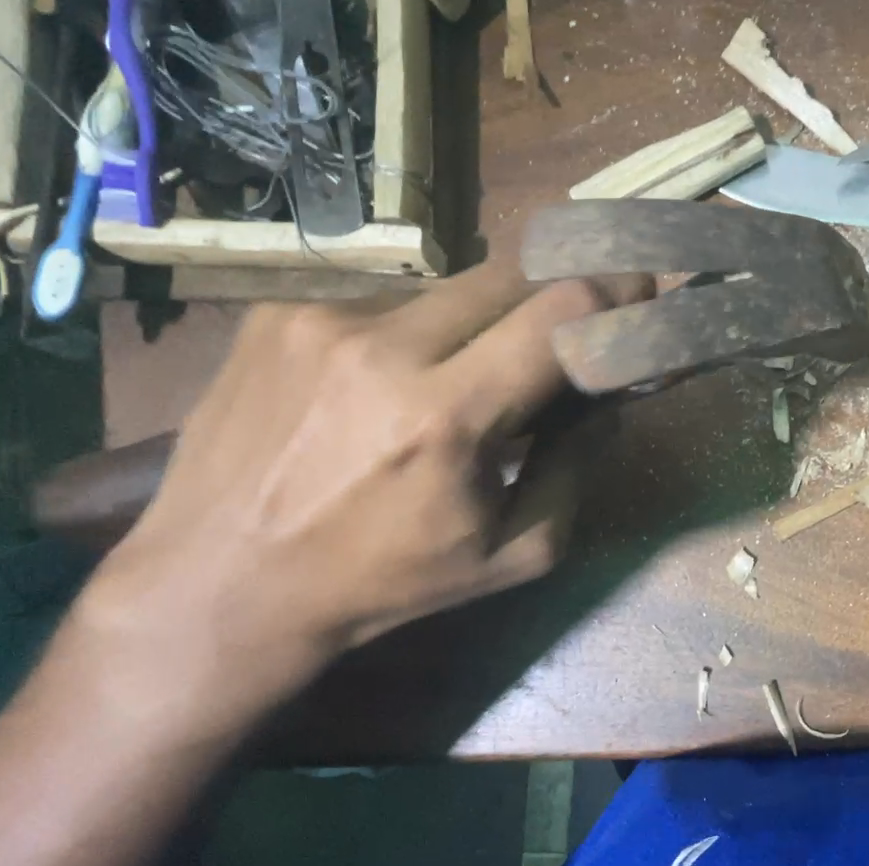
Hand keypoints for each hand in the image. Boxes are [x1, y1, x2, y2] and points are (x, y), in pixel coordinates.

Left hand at [82, 262, 651, 712]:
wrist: (222, 584)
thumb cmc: (388, 582)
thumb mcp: (516, 554)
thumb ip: (576, 470)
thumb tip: (606, 403)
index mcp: (446, 418)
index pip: (557, 317)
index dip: (614, 294)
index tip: (646, 289)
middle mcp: (381, 348)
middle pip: (508, 279)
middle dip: (556, 299)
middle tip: (573, 330)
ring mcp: (319, 320)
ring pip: (447, 290)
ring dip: (485, 322)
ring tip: (473, 375)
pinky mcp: (275, 315)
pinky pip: (385, 304)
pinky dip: (419, 334)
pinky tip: (397, 382)